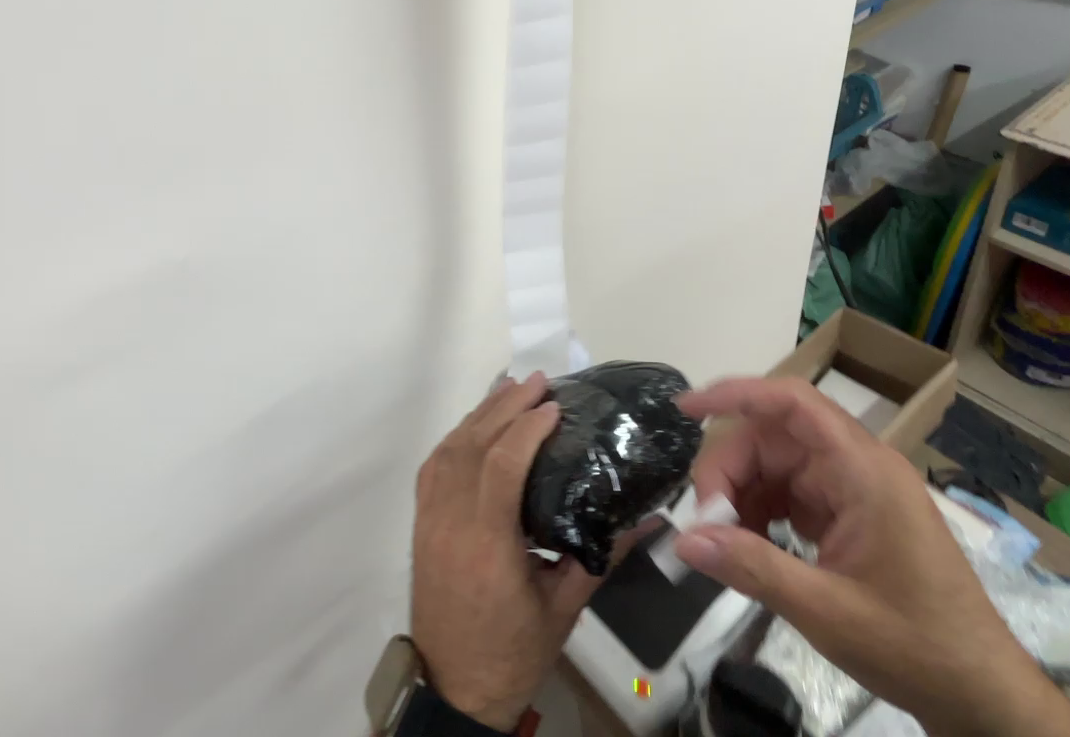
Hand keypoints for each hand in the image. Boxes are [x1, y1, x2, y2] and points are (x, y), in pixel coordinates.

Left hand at [409, 374, 602, 731]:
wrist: (452, 687)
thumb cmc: (513, 651)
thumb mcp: (564, 609)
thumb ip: (601, 556)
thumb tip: (648, 518)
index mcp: (487, 547)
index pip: (499, 467)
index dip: (525, 428)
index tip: (554, 405)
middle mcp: (451, 525)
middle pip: (471, 447)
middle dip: (504, 407)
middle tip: (538, 381)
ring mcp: (429, 523)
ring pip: (448, 451)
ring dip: (479, 415)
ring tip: (510, 388)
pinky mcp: (421, 526)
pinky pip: (433, 468)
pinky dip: (455, 438)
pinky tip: (476, 424)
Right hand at [672, 378, 1069, 736]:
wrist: (980, 695)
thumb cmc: (915, 646)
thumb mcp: (825, 611)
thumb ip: (752, 567)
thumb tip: (684, 540)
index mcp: (862, 471)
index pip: (791, 403)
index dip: (734, 394)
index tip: (684, 409)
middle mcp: (858, 468)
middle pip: (773, 438)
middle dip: (730, 470)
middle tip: (705, 522)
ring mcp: (855, 492)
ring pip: (777, 467)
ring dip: (743, 496)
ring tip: (725, 542)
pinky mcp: (850, 517)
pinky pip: (791, 495)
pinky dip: (761, 515)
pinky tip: (749, 549)